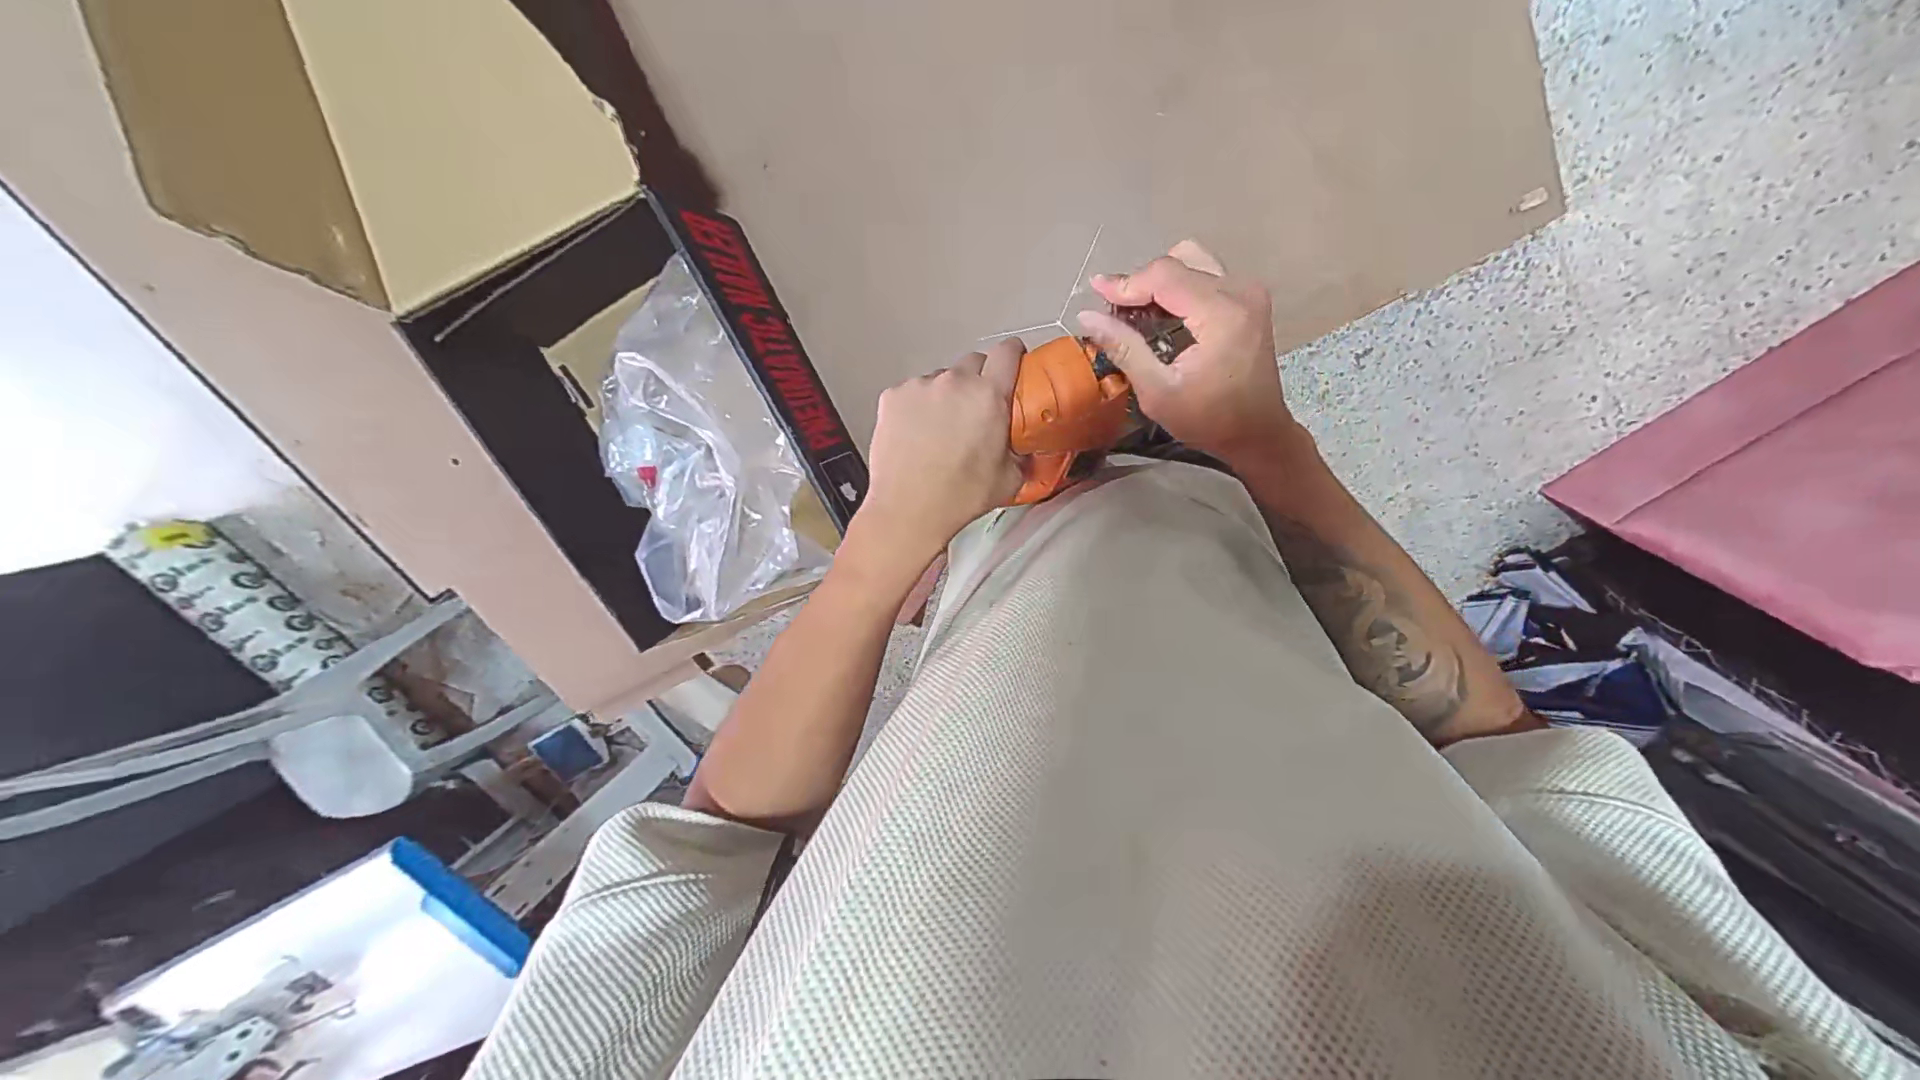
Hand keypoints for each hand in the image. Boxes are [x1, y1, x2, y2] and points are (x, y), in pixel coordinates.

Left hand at [850, 338, 1024, 569]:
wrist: (909, 510)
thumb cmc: (959, 497)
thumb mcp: (1010, 479)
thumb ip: (1022, 452)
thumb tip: (1027, 448)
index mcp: (989, 395)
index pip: (1008, 351)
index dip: (1012, 355)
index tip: (1012, 364)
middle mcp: (954, 382)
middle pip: (973, 362)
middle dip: (978, 380)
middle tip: (975, 410)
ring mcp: (920, 386)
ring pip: (940, 379)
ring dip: (945, 395)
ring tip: (940, 430)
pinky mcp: (892, 397)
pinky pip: (912, 392)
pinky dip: (916, 407)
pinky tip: (916, 434)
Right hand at [1076, 240, 1298, 466]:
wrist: (1257, 433)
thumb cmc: (1208, 420)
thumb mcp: (1157, 391)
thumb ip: (1124, 348)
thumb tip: (1086, 317)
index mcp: (1221, 312)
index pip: (1165, 275)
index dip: (1126, 283)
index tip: (1094, 293)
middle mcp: (1240, 291)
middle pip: (1179, 260)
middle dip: (1142, 282)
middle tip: (1116, 312)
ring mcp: (1249, 292)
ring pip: (1193, 261)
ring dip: (1161, 282)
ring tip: (1138, 314)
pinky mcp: (1249, 300)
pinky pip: (1206, 276)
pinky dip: (1179, 289)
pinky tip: (1162, 318)